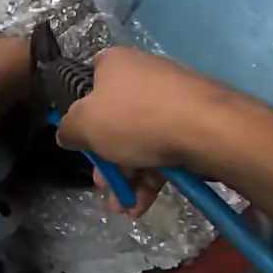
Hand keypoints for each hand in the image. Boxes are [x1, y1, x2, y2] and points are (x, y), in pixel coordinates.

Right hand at [55, 48, 239, 214]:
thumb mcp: (84, 124)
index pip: (89, 81)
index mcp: (114, 63)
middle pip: (114, 119)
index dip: (80, 111)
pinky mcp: (192, 122)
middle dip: (106, 160)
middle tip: (103, 186)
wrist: (206, 127)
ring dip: (127, 177)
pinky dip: (151, 176)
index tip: (79, 140)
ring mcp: (170, 99)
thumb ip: (68, 129)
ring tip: (124, 208)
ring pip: (139, 140)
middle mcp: (143, 75)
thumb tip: (67, 133)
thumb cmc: (134, 118)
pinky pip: (163, 148)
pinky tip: (143, 206)